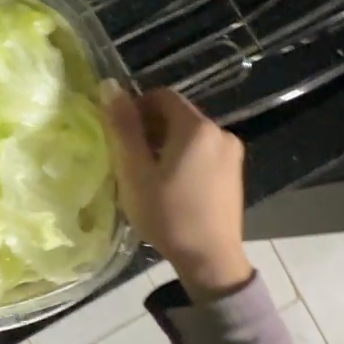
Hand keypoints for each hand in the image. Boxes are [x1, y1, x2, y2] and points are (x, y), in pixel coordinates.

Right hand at [105, 86, 250, 301]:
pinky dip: (180, 158)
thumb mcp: (134, 171)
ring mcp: (231, 153)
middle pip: (176, 115)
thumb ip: (122, 127)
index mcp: (196, 128)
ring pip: (188, 135)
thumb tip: (110, 85)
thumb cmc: (166, 213)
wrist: (209, 258)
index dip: (135, 107)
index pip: (161, 96)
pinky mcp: (233, 172)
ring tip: (144, 174)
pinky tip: (168, 185)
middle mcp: (220, 132)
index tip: (117, 134)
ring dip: (163, 145)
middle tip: (126, 157)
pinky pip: (201, 152)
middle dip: (148, 128)